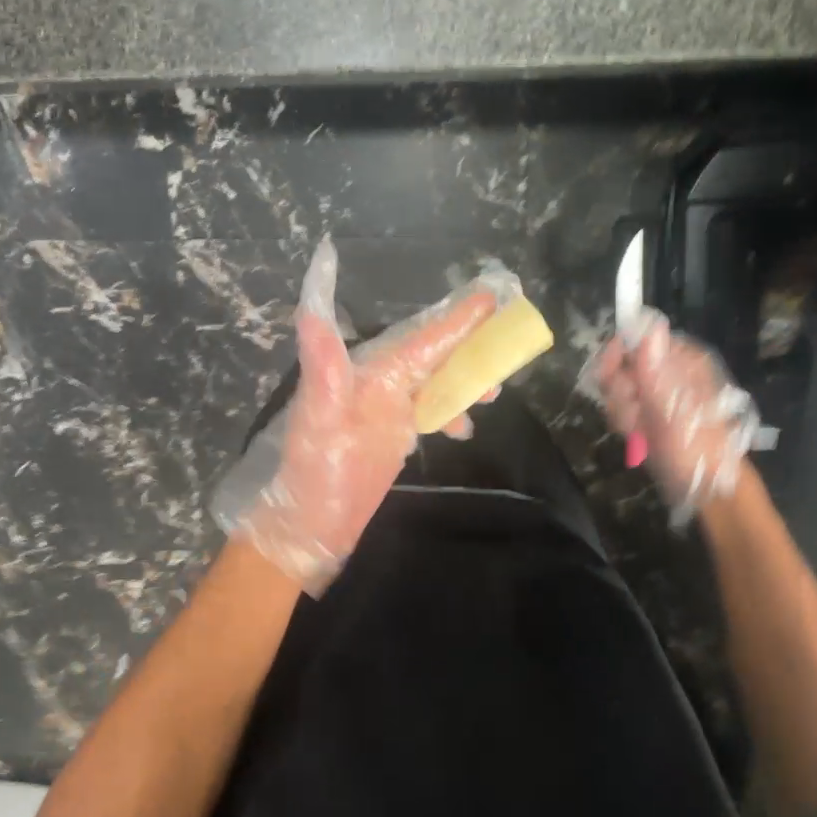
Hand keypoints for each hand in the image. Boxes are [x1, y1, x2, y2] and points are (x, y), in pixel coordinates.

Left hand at [217, 238, 503, 593]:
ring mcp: (387, 410)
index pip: (421, 339)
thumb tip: (314, 288)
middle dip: (470, 348)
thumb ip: (323, 354)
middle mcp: (379, 383)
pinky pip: (429, 409)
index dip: (456, 320)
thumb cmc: (316, 475)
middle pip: (433, 354)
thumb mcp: (319, 414)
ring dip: (465, 381)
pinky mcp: (392, 434)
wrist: (310, 528)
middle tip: (507, 351)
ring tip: (493, 394)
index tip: (491, 298)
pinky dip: (450, 410)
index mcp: (368, 373)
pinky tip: (462, 427)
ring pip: (435, 381)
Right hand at [595, 308, 757, 523]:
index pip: (636, 337)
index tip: (612, 379)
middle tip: (635, 416)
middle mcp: (667, 371)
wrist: (707, 488)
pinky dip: (626, 426)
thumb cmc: (697, 449)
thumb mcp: (674, 409)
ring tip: (642, 434)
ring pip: (616, 389)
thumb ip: (656, 369)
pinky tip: (641, 440)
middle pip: (620, 364)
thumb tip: (650, 324)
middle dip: (619, 393)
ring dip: (623, 414)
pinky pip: (620, 409)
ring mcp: (656, 393)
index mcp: (682, 359)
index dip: (617, 356)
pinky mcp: (647, 413)